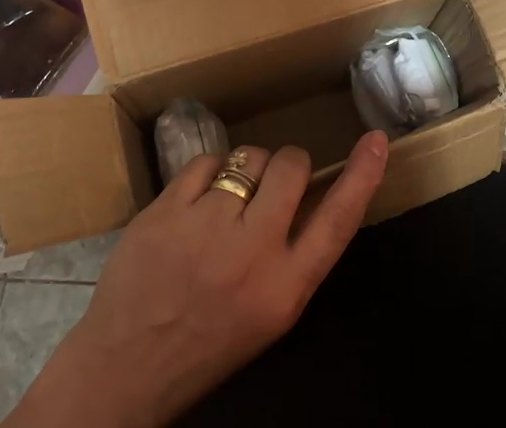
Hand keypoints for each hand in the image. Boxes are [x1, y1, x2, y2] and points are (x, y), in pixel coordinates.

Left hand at [5, 133, 388, 427]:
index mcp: (285, 287)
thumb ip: (297, 256)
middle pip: (290, 167)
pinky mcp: (164, 212)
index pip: (338, 220)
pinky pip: (204, 161)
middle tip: (272, 184)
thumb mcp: (272, 313)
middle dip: (288, 165)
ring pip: (247, 158)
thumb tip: (312, 194)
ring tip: (228, 198)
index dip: (362, 176)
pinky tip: (197, 201)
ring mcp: (204, 228)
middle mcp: (251, 252)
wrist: (128, 366)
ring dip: (246, 169)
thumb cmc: (210, 343)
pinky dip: (208, 172)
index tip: (377, 140)